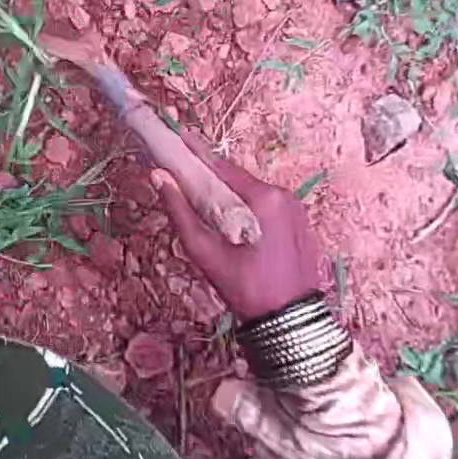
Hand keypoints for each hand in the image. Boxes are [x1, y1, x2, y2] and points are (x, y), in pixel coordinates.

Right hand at [151, 132, 323, 319]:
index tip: (177, 135)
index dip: (195, 152)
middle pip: (236, 178)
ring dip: (226, 192)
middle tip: (182, 171)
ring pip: (250, 191)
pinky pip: (265, 205)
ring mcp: (295, 208)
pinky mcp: (299, 222)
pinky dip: (244, 205)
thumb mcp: (204, 252)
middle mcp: (283, 195)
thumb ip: (179, 211)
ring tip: (201, 199)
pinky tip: (228, 218)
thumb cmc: (244, 288)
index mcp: (263, 198)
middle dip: (209, 175)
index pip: (221, 166)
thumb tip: (158, 176)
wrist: (291, 322)